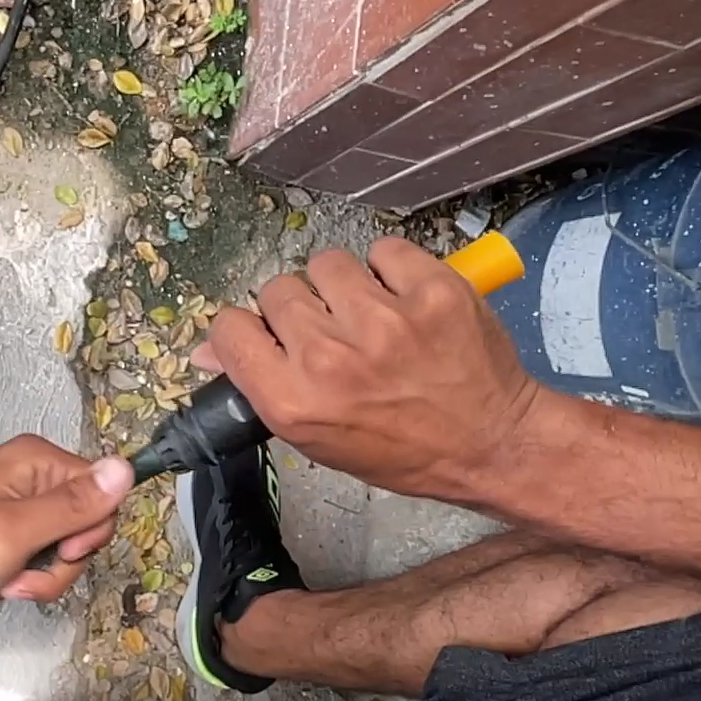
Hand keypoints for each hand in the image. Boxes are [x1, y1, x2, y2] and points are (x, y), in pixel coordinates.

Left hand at [0, 435, 133, 607]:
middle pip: (81, 525)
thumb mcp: (16, 532)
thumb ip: (75, 505)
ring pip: (57, 547)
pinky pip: (31, 555)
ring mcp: (11, 502)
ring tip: (0, 581)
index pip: (101, 495)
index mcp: (35, 460)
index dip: (86, 534)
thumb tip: (126, 468)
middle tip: (21, 576)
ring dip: (35, 576)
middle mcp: (27, 474)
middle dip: (58, 563)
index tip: (58, 552)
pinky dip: (16, 576)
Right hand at [194, 237, 540, 498]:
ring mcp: (383, 320)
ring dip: (341, 285)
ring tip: (370, 316)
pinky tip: (403, 301)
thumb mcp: (314, 436)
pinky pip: (382, 250)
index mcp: (291, 400)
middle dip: (299, 309)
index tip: (269, 337)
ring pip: (325, 263)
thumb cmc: (396, 450)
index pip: (229, 329)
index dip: (246, 330)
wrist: (493, 444)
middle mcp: (328, 358)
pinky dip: (389, 270)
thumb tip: (207, 350)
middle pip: (276, 290)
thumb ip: (260, 385)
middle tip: (332, 336)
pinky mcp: (432, 290)